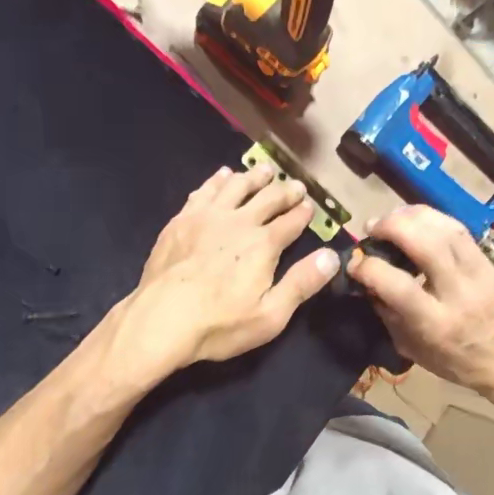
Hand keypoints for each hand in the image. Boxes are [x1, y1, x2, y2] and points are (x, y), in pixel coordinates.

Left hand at [111, 163, 340, 381]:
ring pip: (235, 186)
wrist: (162, 318)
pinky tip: (222, 176)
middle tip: (295, 185)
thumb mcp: (271, 315)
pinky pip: (204, 191)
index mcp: (263, 244)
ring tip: (265, 170)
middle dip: (285, 190)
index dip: (303, 212)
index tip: (311, 205)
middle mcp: (238, 221)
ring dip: (253, 177)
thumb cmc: (220, 323)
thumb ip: (302, 283)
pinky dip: (217, 180)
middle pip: (267, 198)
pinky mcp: (181, 220)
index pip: (291, 221)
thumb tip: (331, 257)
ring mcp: (206, 216)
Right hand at [346, 206, 493, 396]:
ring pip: (444, 228)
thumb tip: (364, 279)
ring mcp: (477, 272)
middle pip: (426, 245)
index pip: (399, 286)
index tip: (354, 263)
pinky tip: (412, 219)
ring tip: (389, 219)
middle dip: (392, 228)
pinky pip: (458, 228)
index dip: (370, 269)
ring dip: (410, 216)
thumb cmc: (452, 359)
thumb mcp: (409, 345)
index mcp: (436, 323)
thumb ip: (386, 311)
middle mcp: (459, 293)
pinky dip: (431, 217)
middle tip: (371, 227)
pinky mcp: (487, 260)